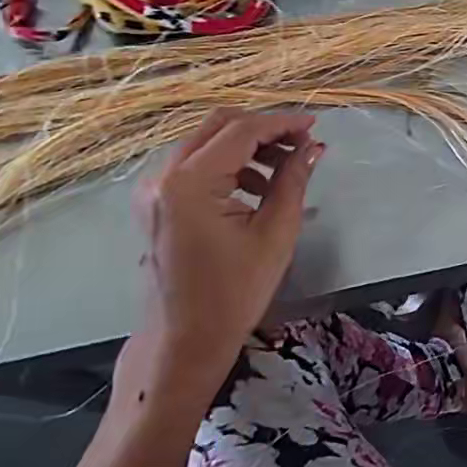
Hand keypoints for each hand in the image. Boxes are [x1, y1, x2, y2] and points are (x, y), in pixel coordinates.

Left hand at [130, 109, 325, 387]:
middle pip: (218, 126)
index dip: (280, 123)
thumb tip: (313, 146)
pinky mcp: (155, 200)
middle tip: (299, 144)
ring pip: (205, 143)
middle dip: (262, 130)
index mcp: (189, 183)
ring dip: (244, 148)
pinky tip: (254, 189)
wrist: (183, 342)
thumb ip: (293, 180)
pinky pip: (193, 165)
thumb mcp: (274, 235)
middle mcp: (163, 175)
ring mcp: (153, 187)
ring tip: (282, 171)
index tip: (313, 125)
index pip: (240, 131)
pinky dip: (225, 166)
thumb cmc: (233, 296)